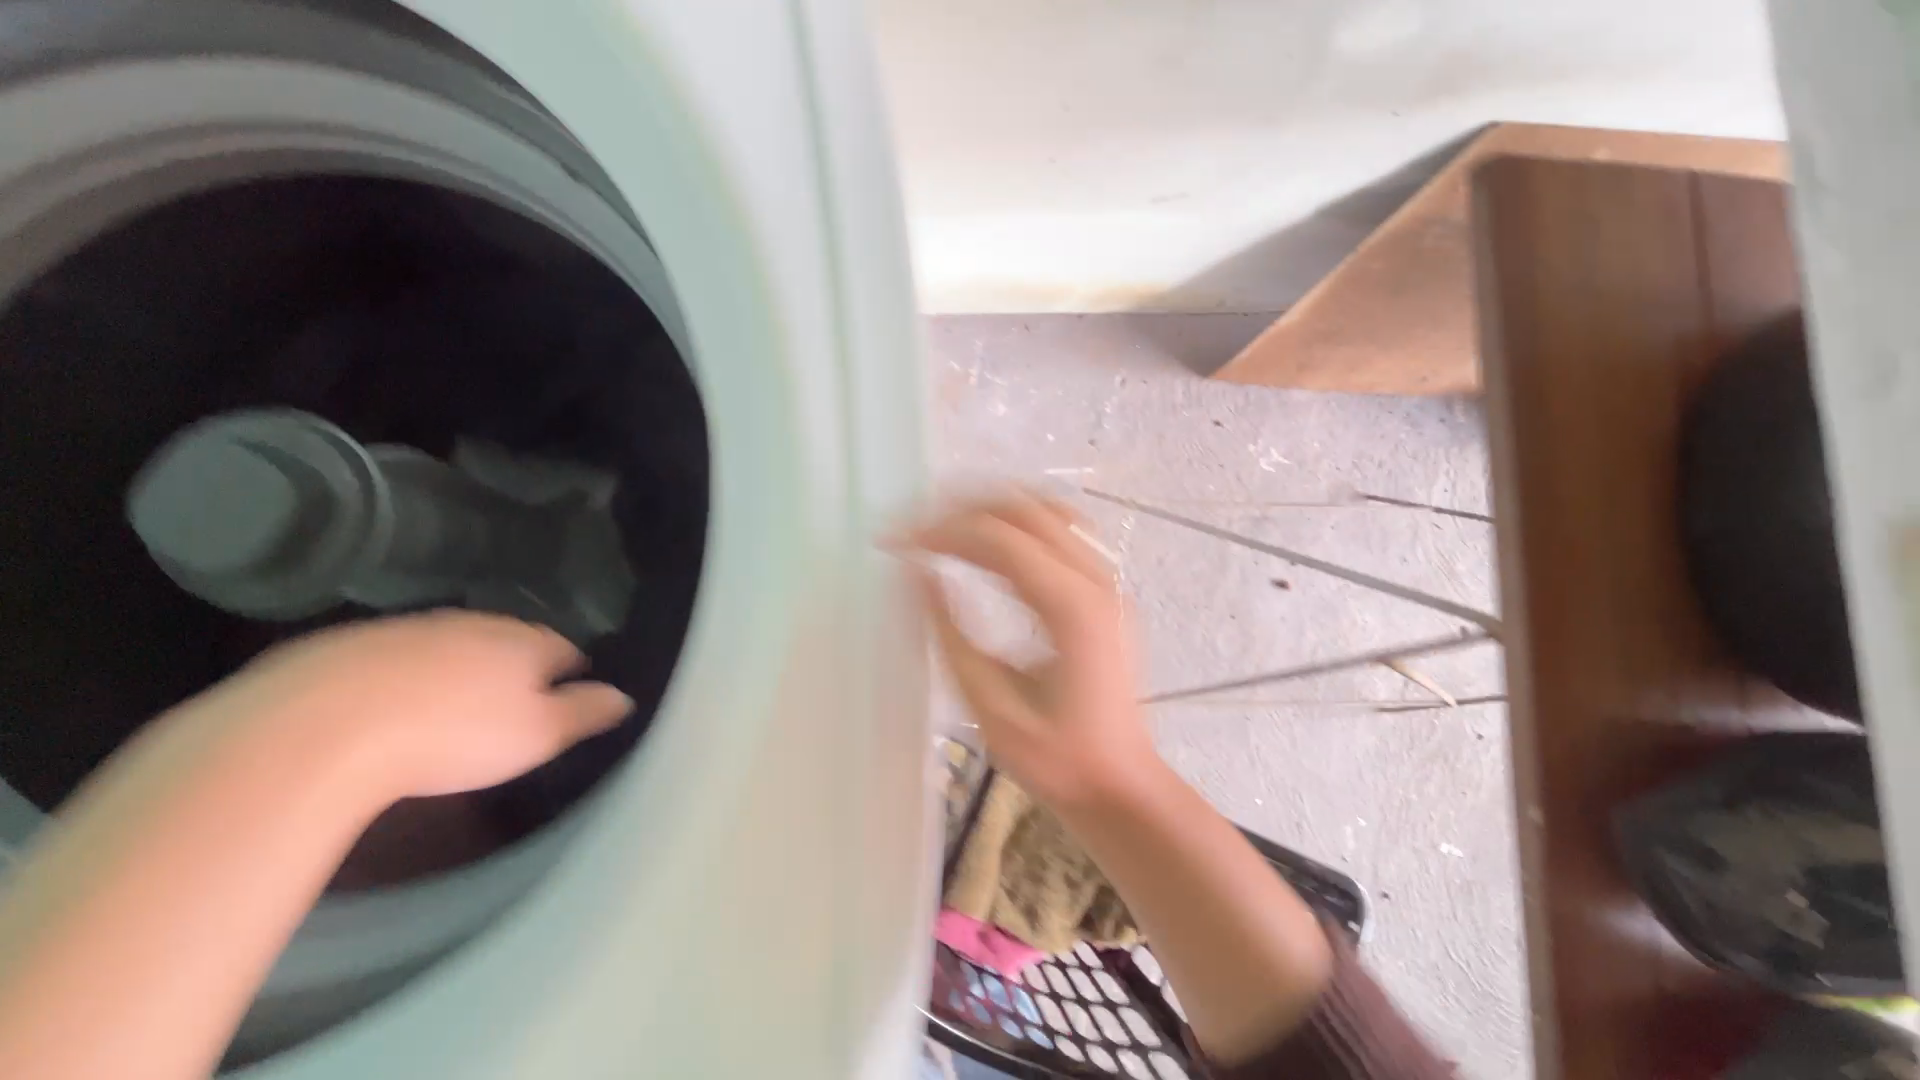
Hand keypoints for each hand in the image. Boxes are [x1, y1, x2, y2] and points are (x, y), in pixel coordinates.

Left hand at [189, 611, 632, 801]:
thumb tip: (623, 696)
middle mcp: (470, 623)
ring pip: (448, 645)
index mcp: (522, 642)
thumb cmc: (452, 735)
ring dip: (455, 668)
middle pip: (506, 641)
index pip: (564, 649)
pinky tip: (385, 710)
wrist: (318, 729)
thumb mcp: (537, 735)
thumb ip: (584, 712)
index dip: (571, 673)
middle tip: (509, 706)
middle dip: (513, 666)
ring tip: (449, 708)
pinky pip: (390, 658)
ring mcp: (406, 629)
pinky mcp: (346, 645)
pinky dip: (399, 676)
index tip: (568, 696)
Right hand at [899, 492, 1158, 808]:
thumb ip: (951, 634)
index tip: (895, 544)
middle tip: (914, 529)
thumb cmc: (1056, 760)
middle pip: (1024, 509)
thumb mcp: (991, 707)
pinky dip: (1021, 524)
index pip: (998, 538)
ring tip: (944, 528)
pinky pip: (1063, 532)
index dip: (940, 531)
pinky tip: (990, 546)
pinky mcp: (1105, 593)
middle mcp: (1095, 581)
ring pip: (1048, 510)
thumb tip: (916, 574)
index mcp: (1070, 609)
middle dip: (961, 508)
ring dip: (992, 508)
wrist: (1119, 784)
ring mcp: (1106, 583)